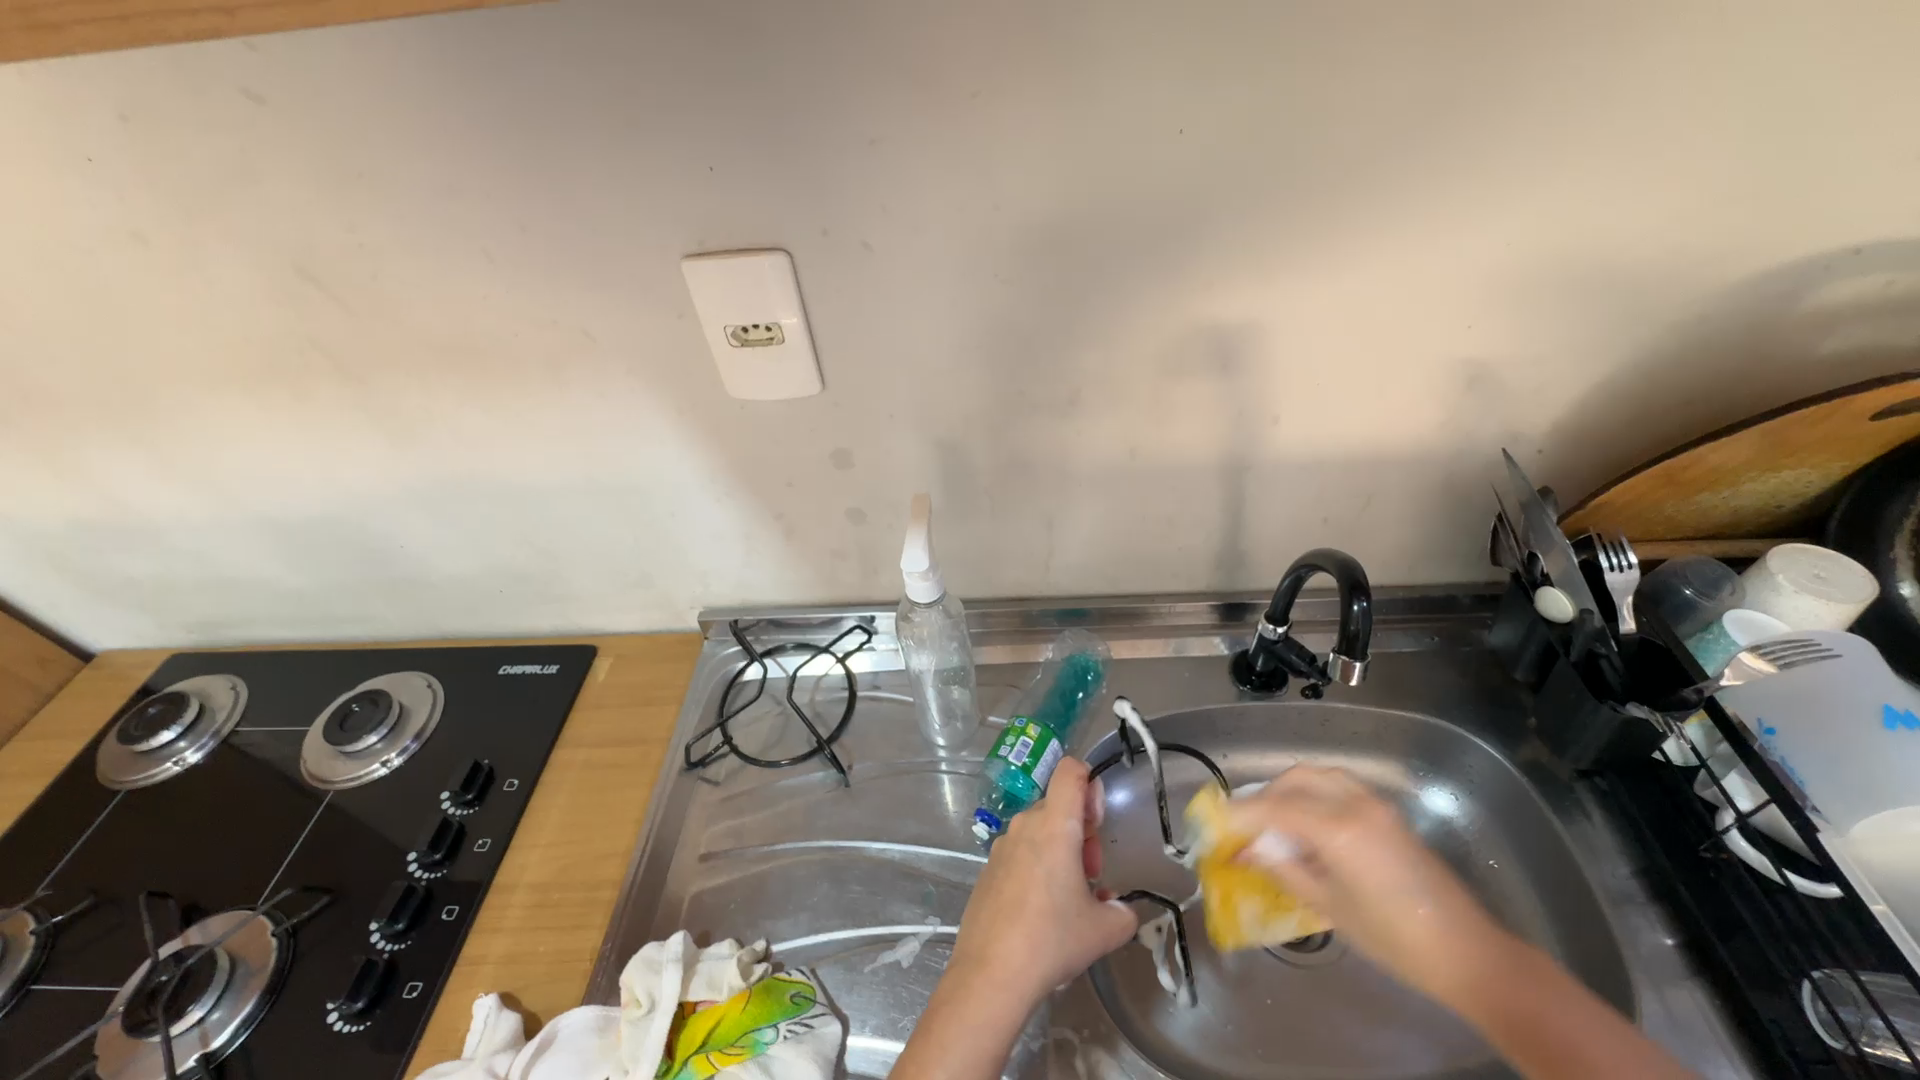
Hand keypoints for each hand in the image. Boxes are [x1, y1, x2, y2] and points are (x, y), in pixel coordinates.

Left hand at [948, 757, 1138, 1006]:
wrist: (991, 973)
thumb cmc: (1053, 939)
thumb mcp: (1106, 929)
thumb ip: (1123, 909)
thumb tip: (1117, 907)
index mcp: (1054, 825)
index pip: (1070, 771)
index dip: (1090, 785)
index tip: (1097, 823)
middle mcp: (1024, 825)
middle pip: (1058, 806)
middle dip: (1081, 833)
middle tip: (1091, 876)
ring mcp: (1000, 847)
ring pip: (1038, 831)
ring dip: (1059, 852)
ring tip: (1068, 899)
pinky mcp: (987, 869)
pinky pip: (1020, 853)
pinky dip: (1036, 868)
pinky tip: (1040, 912)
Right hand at [1224, 765, 1512, 1008]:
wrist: (1464, 951)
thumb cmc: (1392, 937)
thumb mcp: (1327, 905)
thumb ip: (1283, 868)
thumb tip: (1246, 850)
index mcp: (1337, 828)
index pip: (1273, 807)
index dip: (1238, 814)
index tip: (1214, 824)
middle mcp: (1355, 804)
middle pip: (1295, 780)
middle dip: (1263, 796)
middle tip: (1244, 825)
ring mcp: (1377, 805)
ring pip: (1319, 776)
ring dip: (1290, 790)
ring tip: (1273, 822)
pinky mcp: (1389, 814)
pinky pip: (1340, 787)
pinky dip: (1314, 795)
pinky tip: (1307, 826)